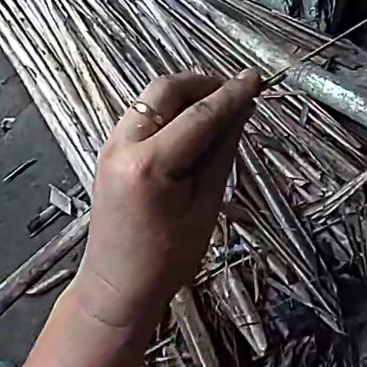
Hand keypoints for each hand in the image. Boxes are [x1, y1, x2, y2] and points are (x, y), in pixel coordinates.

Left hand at [75, 71, 261, 329]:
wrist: (116, 287)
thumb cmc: (167, 259)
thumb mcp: (205, 206)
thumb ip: (222, 152)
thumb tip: (243, 110)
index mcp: (149, 165)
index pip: (199, 115)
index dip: (232, 94)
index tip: (256, 79)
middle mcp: (123, 145)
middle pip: (166, 90)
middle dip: (203, 84)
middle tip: (234, 93)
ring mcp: (111, 145)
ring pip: (152, 97)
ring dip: (186, 94)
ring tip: (217, 108)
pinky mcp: (110, 149)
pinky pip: (143, 113)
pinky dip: (170, 109)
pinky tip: (192, 125)